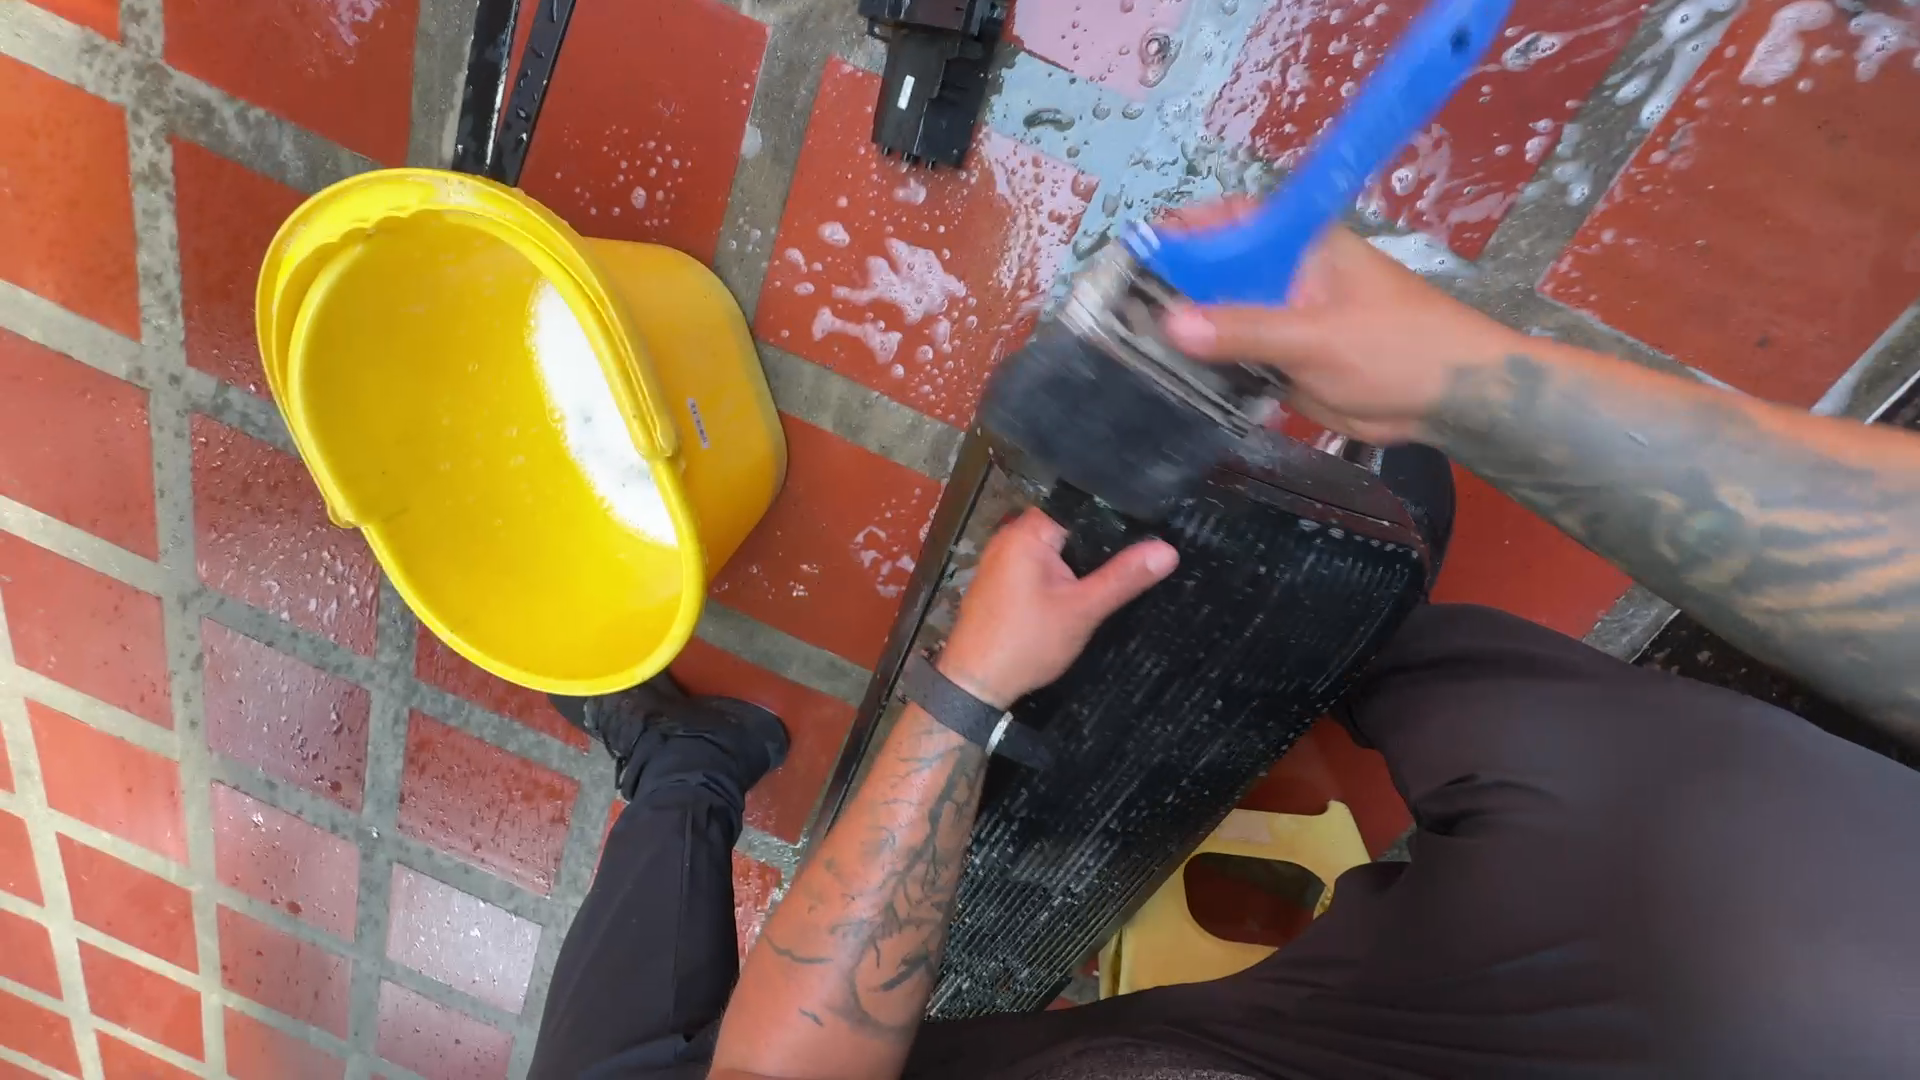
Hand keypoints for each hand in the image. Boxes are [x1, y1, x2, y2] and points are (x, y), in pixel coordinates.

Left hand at [936, 508, 1177, 708]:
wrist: (975, 684)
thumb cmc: (1027, 642)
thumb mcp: (1083, 609)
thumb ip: (1124, 577)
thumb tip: (1167, 550)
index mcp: (1027, 532)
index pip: (1079, 508)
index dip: (1112, 521)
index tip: (1146, 533)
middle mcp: (1008, 538)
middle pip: (1066, 530)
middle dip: (1096, 547)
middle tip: (1132, 562)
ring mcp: (999, 560)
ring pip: (1052, 552)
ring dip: (1076, 566)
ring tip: (1111, 578)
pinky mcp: (998, 582)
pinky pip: (1036, 568)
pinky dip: (1057, 578)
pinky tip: (1074, 596)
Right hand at [1158, 201, 1529, 443]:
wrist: (1445, 401)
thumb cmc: (1396, 347)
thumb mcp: (1316, 336)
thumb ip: (1245, 330)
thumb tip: (1172, 325)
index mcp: (1301, 247)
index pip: (1235, 220)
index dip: (1187, 228)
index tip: (1140, 249)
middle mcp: (1284, 277)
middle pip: (1216, 273)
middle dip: (1172, 287)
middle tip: (1120, 310)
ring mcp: (1279, 320)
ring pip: (1219, 318)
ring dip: (1184, 331)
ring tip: (1130, 346)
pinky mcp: (1278, 359)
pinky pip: (1230, 356)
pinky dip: (1203, 365)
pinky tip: (1168, 376)